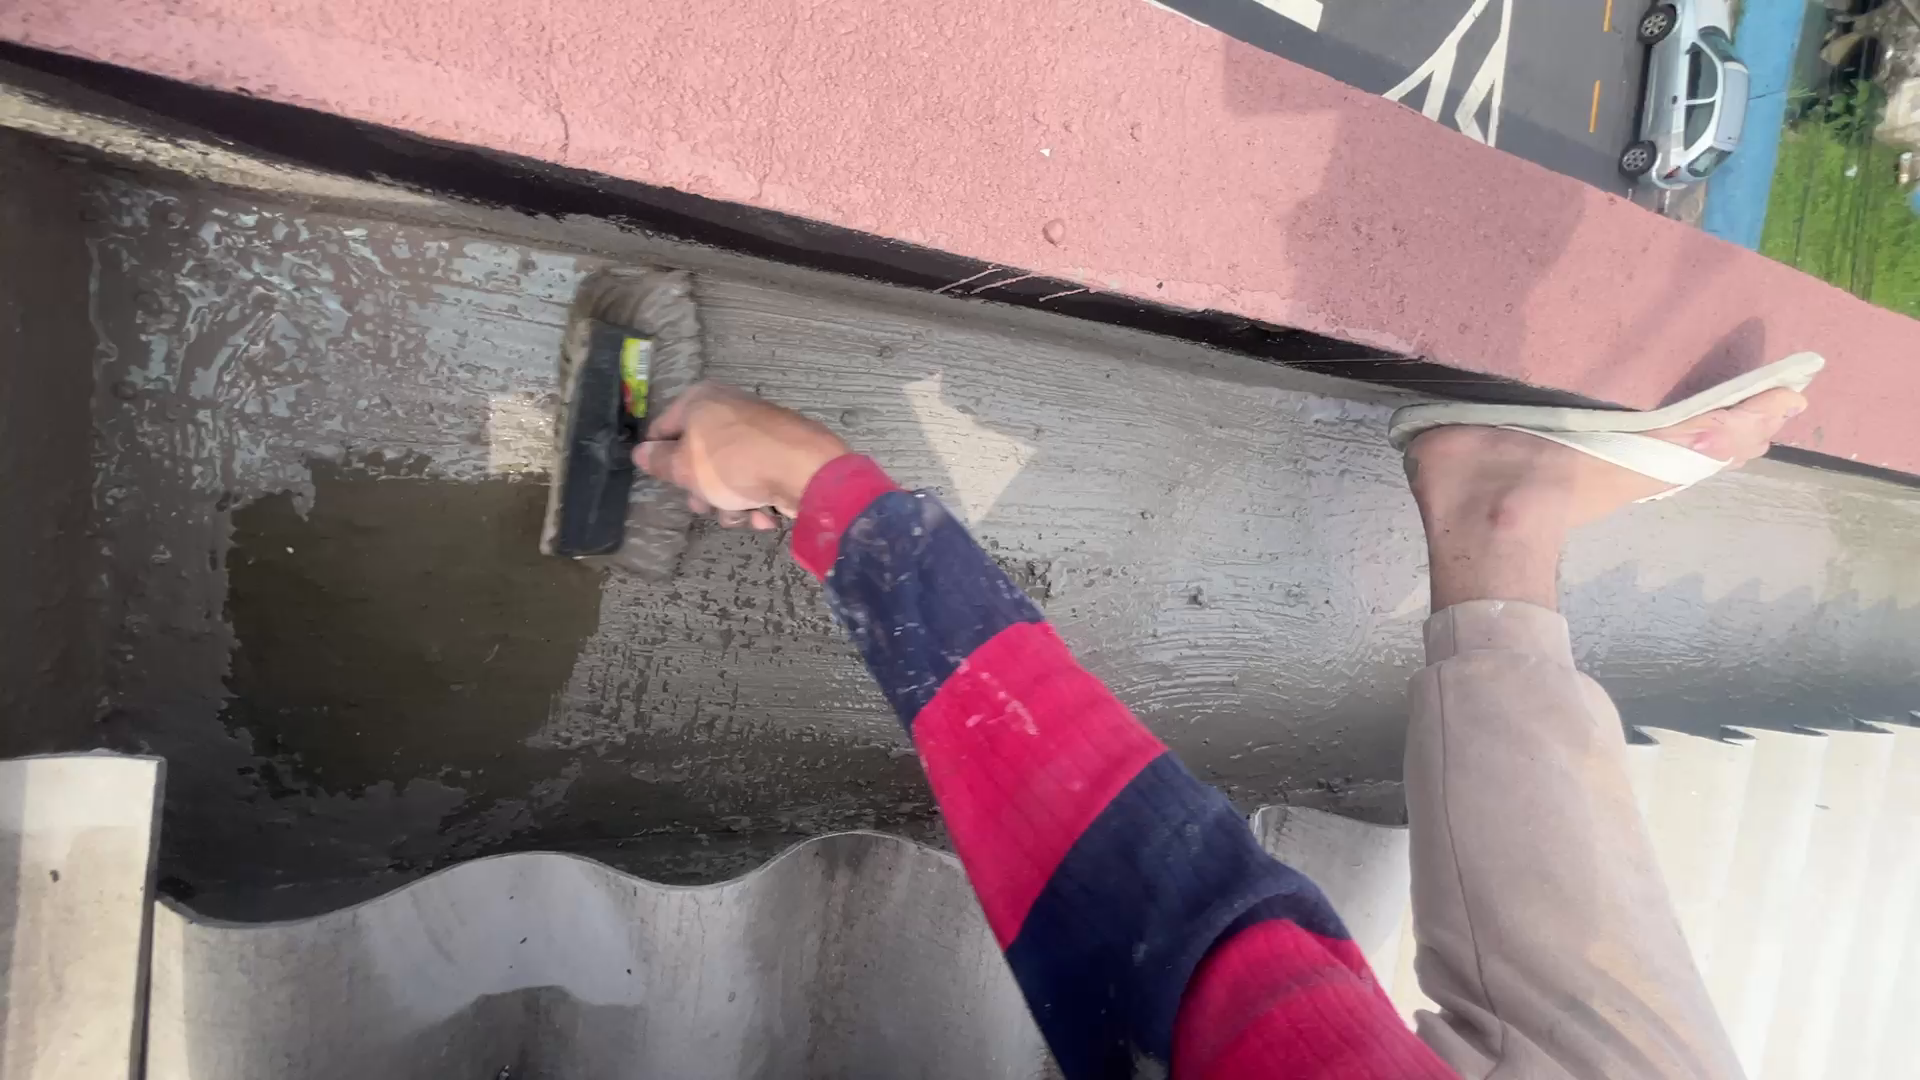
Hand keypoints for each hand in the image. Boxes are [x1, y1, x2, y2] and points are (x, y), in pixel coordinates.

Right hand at [633, 383, 849, 529]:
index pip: (664, 429)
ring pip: (730, 477)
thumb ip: (658, 461)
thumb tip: (641, 452)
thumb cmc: (732, 463)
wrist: (803, 470)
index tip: (665, 482)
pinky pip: (759, 481)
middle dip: (703, 491)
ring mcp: (759, 434)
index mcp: (701, 401)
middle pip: (701, 458)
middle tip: (705, 507)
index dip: (660, 459)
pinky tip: (766, 514)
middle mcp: (730, 411)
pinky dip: (759, 501)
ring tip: (743, 514)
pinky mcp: (783, 456)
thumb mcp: (684, 466)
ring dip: (732, 505)